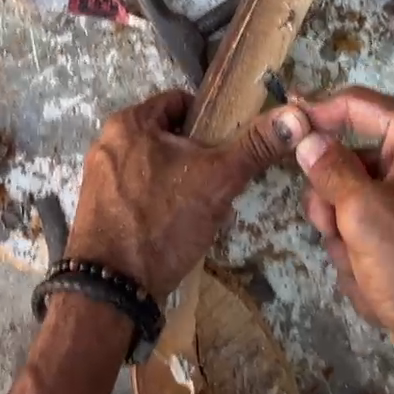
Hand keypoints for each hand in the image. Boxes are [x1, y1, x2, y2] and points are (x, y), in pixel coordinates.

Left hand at [65, 88, 296, 297]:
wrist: (112, 292)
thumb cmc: (163, 222)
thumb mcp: (218, 179)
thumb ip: (256, 145)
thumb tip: (296, 117)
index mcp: (129, 122)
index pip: (179, 101)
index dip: (210, 120)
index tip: (228, 147)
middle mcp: (107, 143)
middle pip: (168, 135)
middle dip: (197, 156)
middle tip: (219, 183)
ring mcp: (98, 178)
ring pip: (155, 166)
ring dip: (180, 181)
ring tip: (201, 209)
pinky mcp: (97, 210)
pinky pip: (138, 192)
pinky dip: (160, 202)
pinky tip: (176, 227)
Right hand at [281, 87, 393, 378]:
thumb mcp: (363, 214)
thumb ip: (329, 169)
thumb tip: (305, 137)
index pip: (357, 105)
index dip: (316, 112)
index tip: (281, 120)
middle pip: (349, 154)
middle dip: (333, 197)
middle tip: (333, 227)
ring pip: (350, 191)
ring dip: (342, 229)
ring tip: (359, 262)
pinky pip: (366, 218)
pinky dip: (358, 246)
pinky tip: (370, 277)